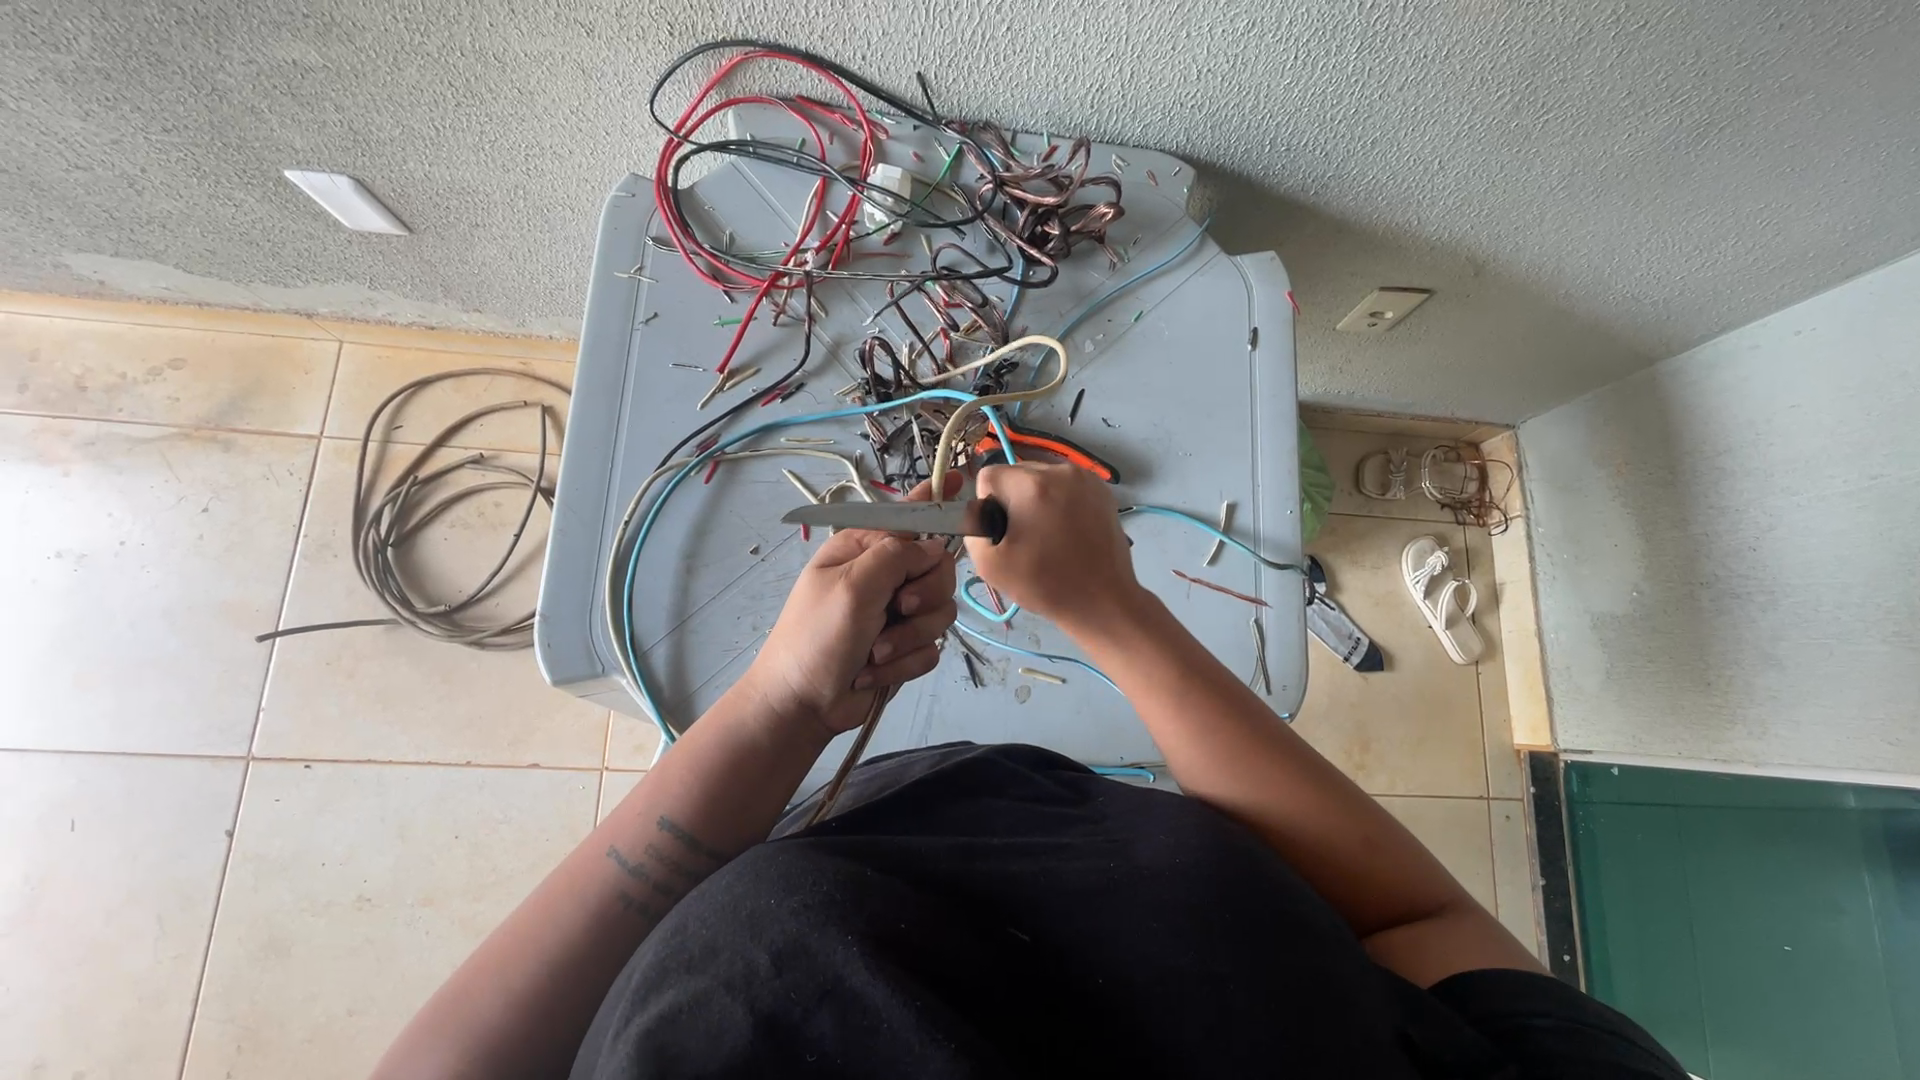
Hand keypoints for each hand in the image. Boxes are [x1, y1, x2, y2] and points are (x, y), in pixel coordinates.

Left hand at [741, 477, 959, 735]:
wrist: (801, 704)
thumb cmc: (816, 637)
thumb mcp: (853, 586)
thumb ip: (898, 556)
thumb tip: (935, 547)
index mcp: (865, 549)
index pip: (909, 516)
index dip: (936, 500)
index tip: (962, 481)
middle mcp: (884, 576)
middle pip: (939, 569)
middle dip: (924, 596)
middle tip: (899, 609)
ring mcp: (896, 614)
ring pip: (940, 612)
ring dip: (909, 638)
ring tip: (876, 652)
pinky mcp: (904, 648)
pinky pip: (931, 648)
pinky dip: (905, 663)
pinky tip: (875, 672)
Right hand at [966, 463, 1143, 633]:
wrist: (1102, 601)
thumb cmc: (1045, 585)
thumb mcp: (990, 565)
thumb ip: (972, 527)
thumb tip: (979, 508)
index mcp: (1031, 485)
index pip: (989, 476)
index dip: (988, 505)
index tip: (1004, 532)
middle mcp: (1060, 471)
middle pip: (1016, 472)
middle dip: (1013, 499)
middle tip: (1026, 536)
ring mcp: (1085, 477)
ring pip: (1041, 476)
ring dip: (1036, 498)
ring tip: (1048, 533)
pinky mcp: (1102, 488)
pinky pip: (1065, 484)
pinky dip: (1059, 500)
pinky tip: (1067, 528)